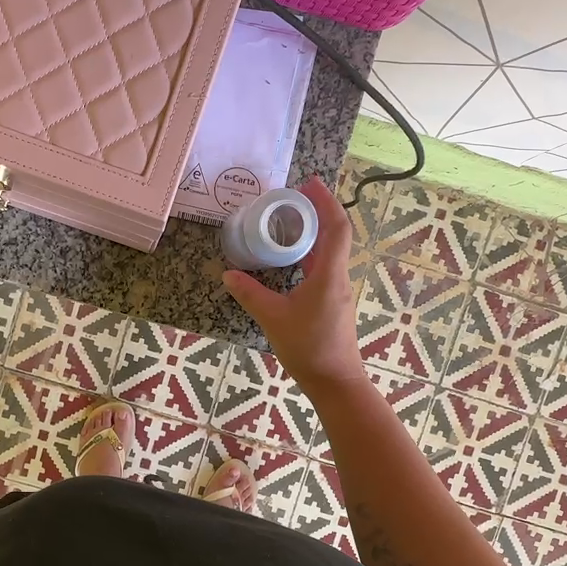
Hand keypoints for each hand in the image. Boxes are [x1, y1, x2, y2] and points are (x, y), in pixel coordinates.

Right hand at [220, 176, 365, 396]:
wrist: (335, 381)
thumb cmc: (308, 348)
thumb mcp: (273, 318)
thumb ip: (250, 294)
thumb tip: (228, 274)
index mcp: (329, 274)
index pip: (336, 226)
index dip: (325, 201)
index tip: (308, 184)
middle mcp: (338, 277)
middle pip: (332, 235)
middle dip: (314, 213)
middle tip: (288, 200)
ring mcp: (337, 292)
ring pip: (328, 253)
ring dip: (310, 234)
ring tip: (285, 224)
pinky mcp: (332, 305)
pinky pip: (322, 269)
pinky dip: (308, 255)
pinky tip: (289, 259)